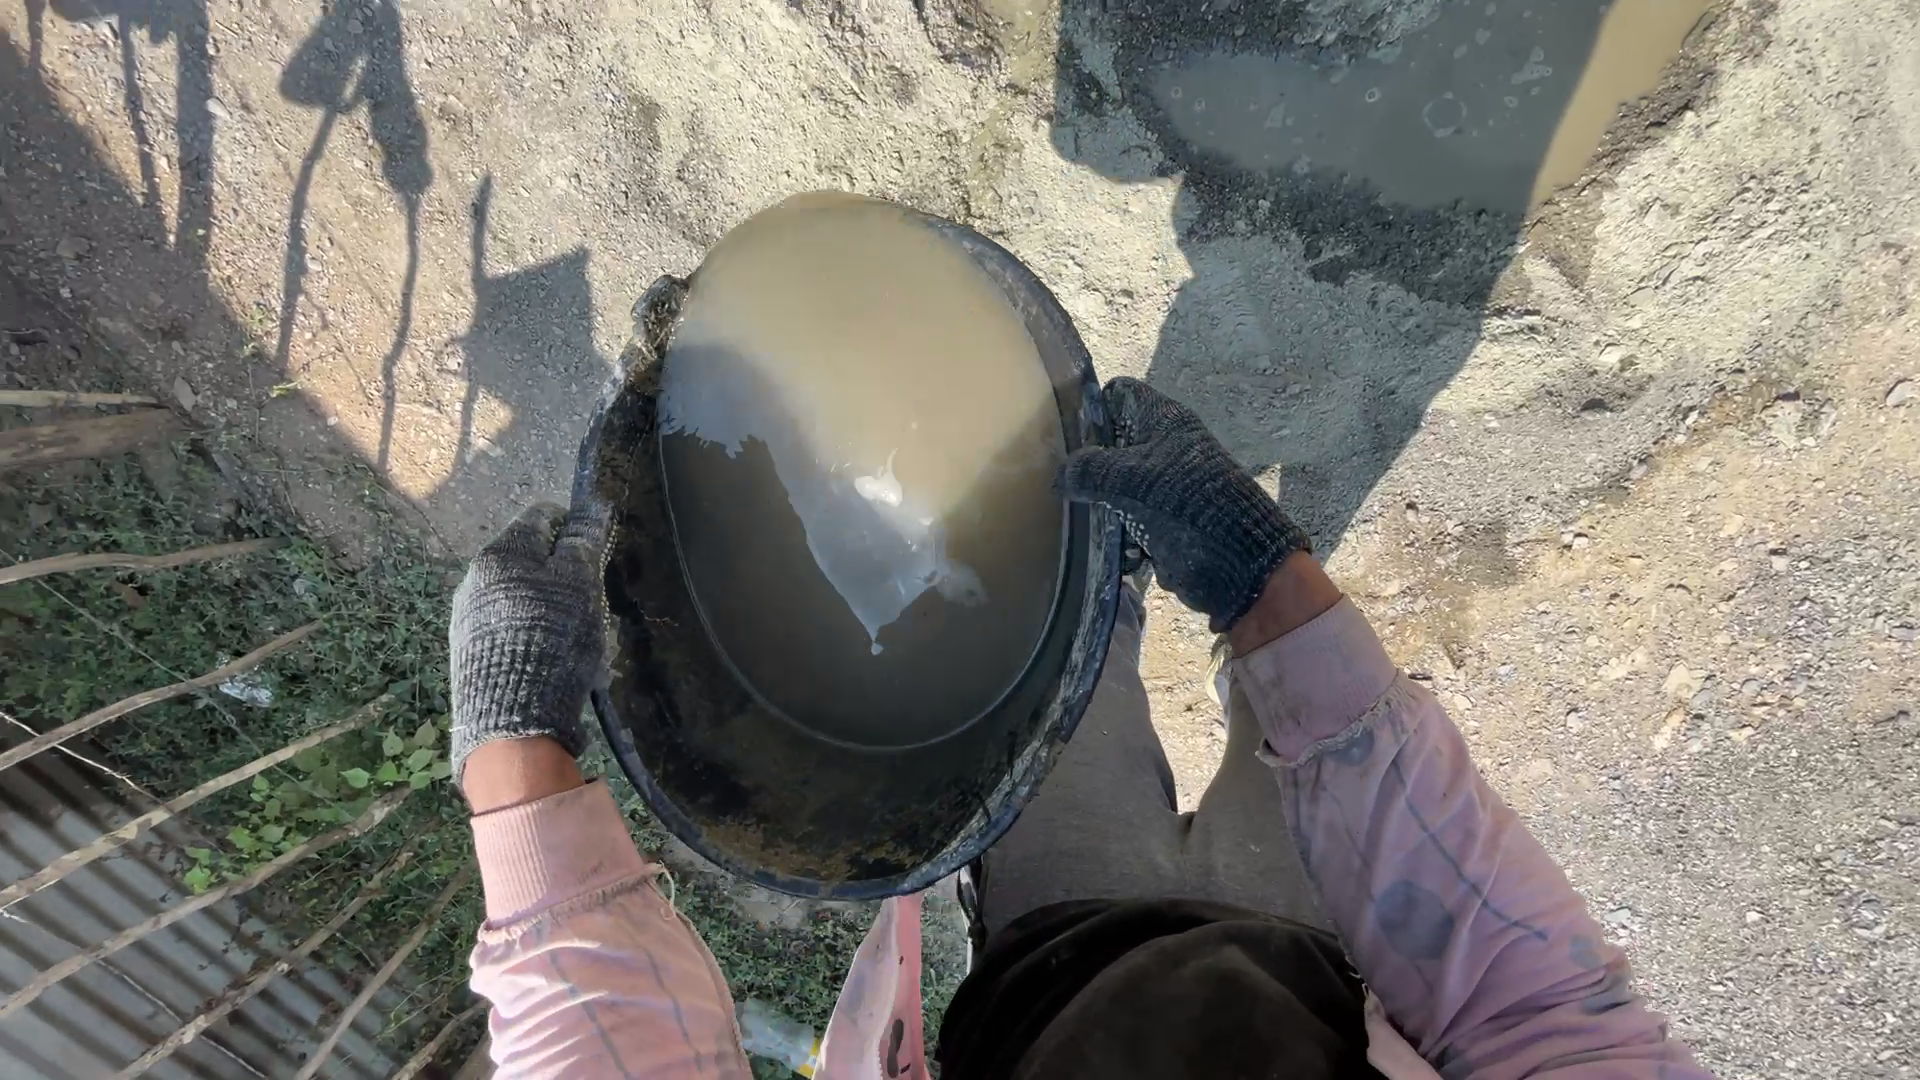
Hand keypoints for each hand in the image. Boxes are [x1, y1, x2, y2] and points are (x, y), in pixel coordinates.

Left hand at [448, 275, 688, 790]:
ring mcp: (469, 619)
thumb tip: (594, 502)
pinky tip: (554, 651)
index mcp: (501, 555)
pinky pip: (512, 621)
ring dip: (550, 596)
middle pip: (529, 554)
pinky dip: (537, 625)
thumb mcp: (579, 583)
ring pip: (521, 589)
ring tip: (577, 626)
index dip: (574, 522)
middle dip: (562, 563)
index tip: (598, 545)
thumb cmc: (553, 640)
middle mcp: (476, 580)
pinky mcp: (473, 653)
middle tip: (593, 589)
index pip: (541, 515)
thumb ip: (584, 541)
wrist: (513, 721)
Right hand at [1059, 377, 1311, 632]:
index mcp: (1163, 421)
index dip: (1092, 406)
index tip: (1062, 430)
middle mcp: (1163, 446)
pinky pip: (1126, 516)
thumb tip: (1061, 475)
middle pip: (1114, 442)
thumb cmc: (1185, 502)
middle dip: (1087, 459)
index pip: (1120, 395)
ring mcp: (1163, 485)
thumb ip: (1089, 469)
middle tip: (1058, 475)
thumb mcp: (1131, 477)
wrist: (1234, 558)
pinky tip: (1103, 540)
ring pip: (1115, 483)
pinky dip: (1115, 529)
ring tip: (1073, 510)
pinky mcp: (1162, 519)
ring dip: (1097, 500)